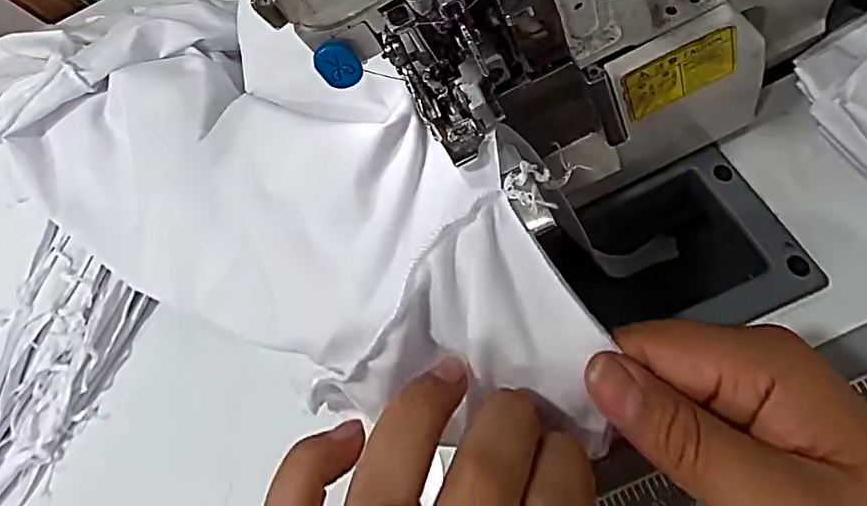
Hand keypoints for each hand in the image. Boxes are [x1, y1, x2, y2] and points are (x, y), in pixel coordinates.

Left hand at [265, 357, 595, 505]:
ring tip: (449, 374)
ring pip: (399, 457)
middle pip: (488, 468)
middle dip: (514, 420)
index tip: (568, 443)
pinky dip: (317, 456)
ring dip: (429, 406)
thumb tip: (558, 491)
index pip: (553, 501)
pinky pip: (298, 494)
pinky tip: (346, 433)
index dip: (567, 462)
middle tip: (518, 403)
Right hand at [585, 321, 866, 505]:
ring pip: (671, 390)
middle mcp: (760, 361)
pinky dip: (669, 437)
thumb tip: (603, 371)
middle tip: (596, 456)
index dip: (604, 380)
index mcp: (763, 358)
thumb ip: (686, 434)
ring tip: (617, 460)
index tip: (575, 423)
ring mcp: (764, 392)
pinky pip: (696, 413)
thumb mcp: (779, 502)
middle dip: (622, 403)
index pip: (645, 342)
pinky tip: (656, 460)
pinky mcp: (766, 423)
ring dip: (642, 423)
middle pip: (656, 362)